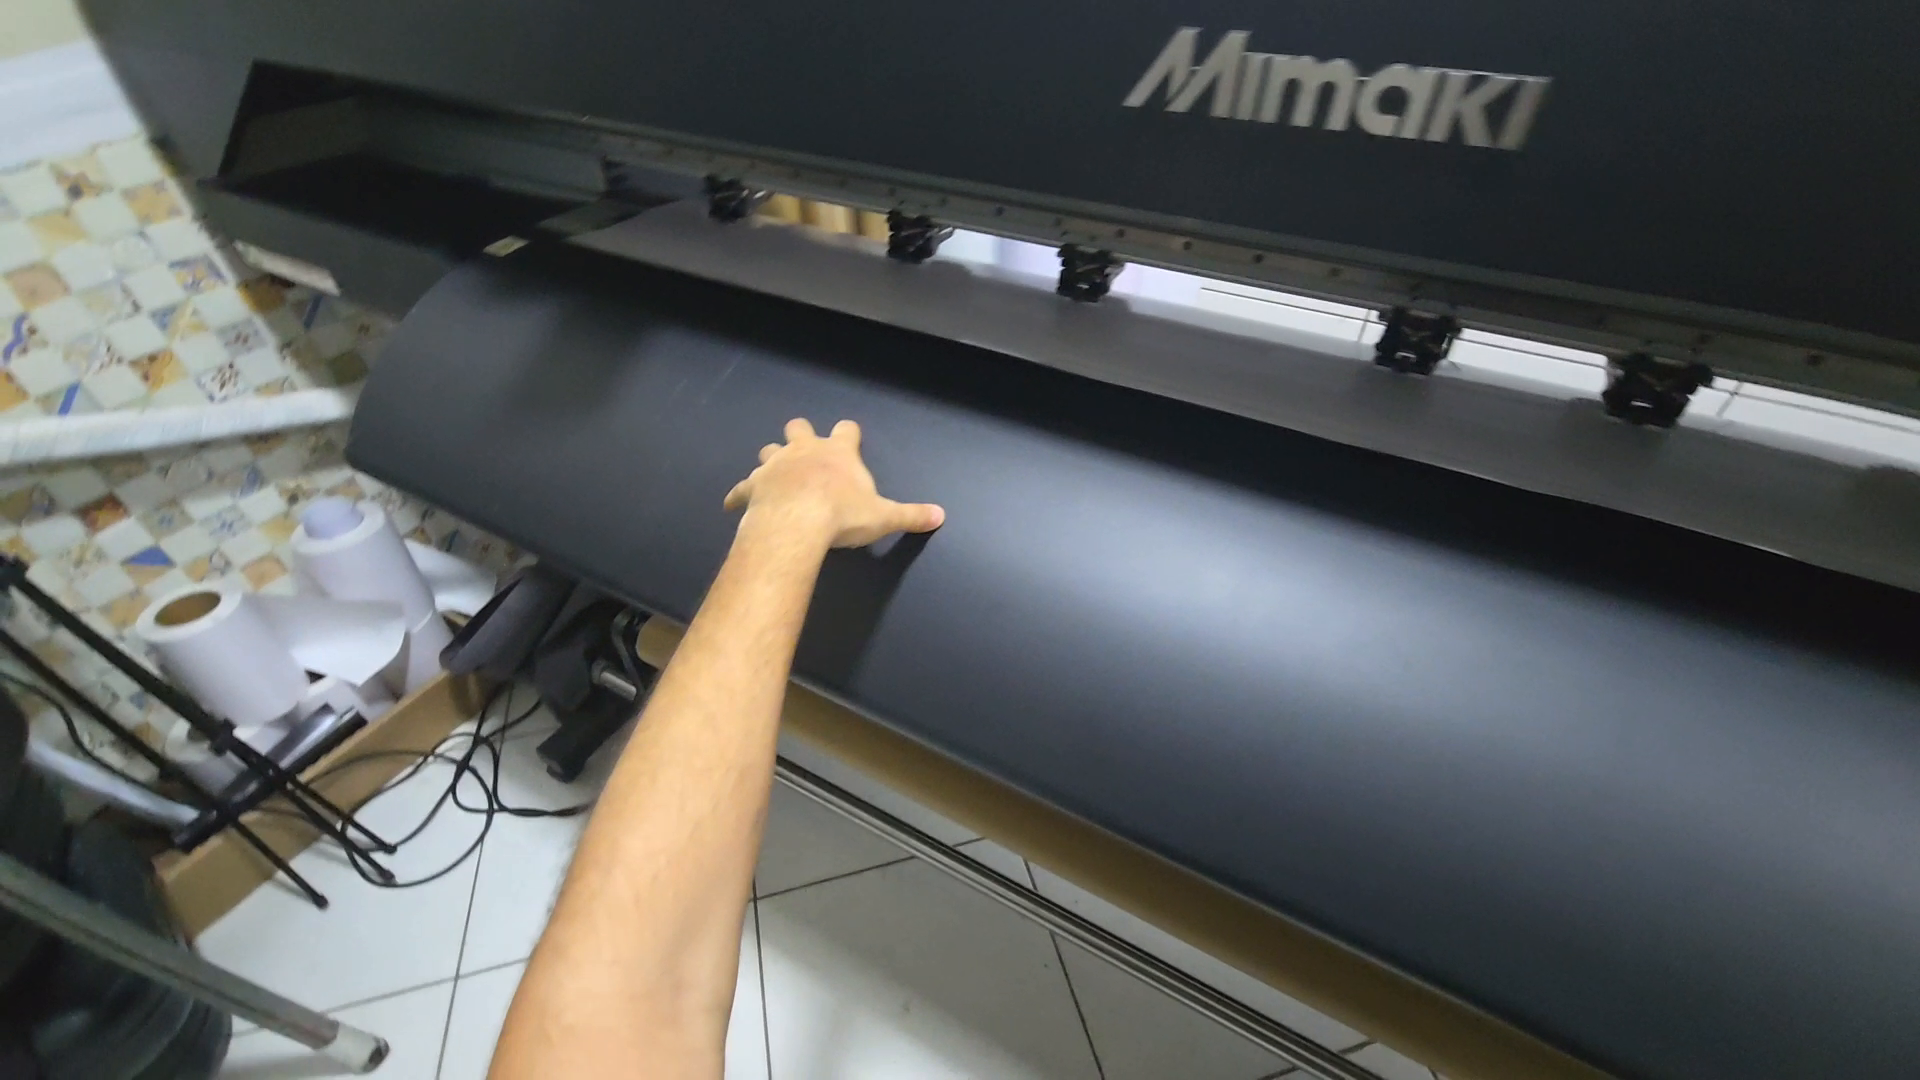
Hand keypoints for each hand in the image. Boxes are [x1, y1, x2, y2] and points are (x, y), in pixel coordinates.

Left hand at [723, 419, 944, 547]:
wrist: (797, 523)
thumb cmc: (843, 515)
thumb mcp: (883, 517)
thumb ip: (911, 514)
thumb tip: (941, 516)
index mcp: (838, 452)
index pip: (847, 429)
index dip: (849, 433)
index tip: (850, 439)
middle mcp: (805, 450)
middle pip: (799, 428)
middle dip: (801, 435)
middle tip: (805, 449)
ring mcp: (775, 465)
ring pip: (768, 450)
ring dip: (771, 460)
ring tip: (774, 474)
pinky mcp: (753, 486)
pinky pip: (741, 487)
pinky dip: (739, 494)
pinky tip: (734, 503)